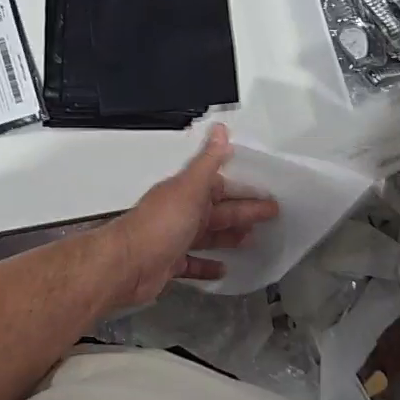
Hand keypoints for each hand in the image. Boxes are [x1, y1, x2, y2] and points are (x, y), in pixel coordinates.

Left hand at [95, 125, 279, 310]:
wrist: (128, 265)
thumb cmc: (158, 226)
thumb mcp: (189, 188)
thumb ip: (207, 161)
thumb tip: (220, 130)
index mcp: (186, 193)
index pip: (219, 186)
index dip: (243, 189)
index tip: (266, 192)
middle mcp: (180, 213)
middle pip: (218, 211)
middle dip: (244, 211)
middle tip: (271, 214)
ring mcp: (175, 239)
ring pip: (208, 235)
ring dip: (229, 236)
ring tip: (251, 239)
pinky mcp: (170, 264)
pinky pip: (193, 263)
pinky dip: (208, 266)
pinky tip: (222, 269)